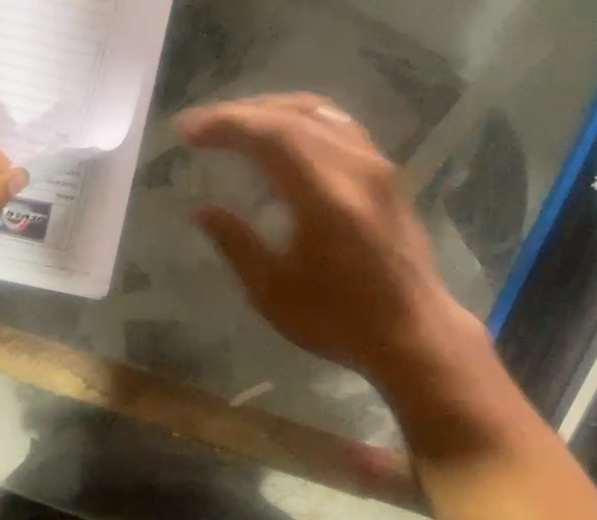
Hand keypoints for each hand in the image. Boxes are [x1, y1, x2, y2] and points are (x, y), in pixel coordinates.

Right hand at [175, 94, 477, 381]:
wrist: (409, 331)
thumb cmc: (335, 320)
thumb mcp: (272, 291)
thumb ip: (236, 244)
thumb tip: (201, 211)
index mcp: (324, 194)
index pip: (269, 135)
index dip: (225, 125)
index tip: (186, 131)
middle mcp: (355, 166)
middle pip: (296, 114)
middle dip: (245, 113)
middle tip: (205, 127)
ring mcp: (376, 166)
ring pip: (322, 115)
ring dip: (275, 112)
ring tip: (240, 127)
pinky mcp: (386, 176)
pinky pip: (340, 129)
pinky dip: (303, 124)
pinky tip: (284, 143)